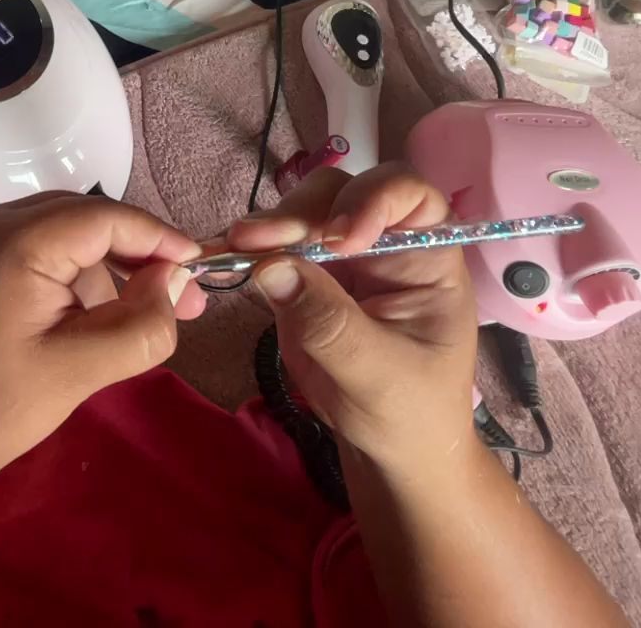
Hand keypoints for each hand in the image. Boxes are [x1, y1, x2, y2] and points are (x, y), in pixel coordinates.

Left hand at [0, 194, 205, 472]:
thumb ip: (142, 322)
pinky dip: (66, 270)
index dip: (157, 237)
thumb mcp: (80, 370)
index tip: (200, 265)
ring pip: (58, 230)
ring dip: (100, 265)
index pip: (104, 217)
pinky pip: (31, 245)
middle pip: (81, 217)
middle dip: (133, 253)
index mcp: (11, 240)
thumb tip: (174, 282)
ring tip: (132, 316)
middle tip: (179, 297)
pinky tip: (84, 313)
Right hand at [227, 163, 478, 469]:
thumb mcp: (377, 374)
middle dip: (296, 213)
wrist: (384, 446)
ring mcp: (338, 254)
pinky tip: (216, 257)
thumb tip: (271, 267)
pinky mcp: (301, 271)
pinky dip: (241, 248)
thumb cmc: (406, 410)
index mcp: (424, 256)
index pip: (408, 195)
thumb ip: (328, 322)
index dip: (372, 200)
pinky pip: (270, 244)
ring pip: (298, 211)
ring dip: (264, 226)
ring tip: (228, 250)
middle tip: (251, 240)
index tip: (339, 241)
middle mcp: (382, 241)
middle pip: (338, 194)